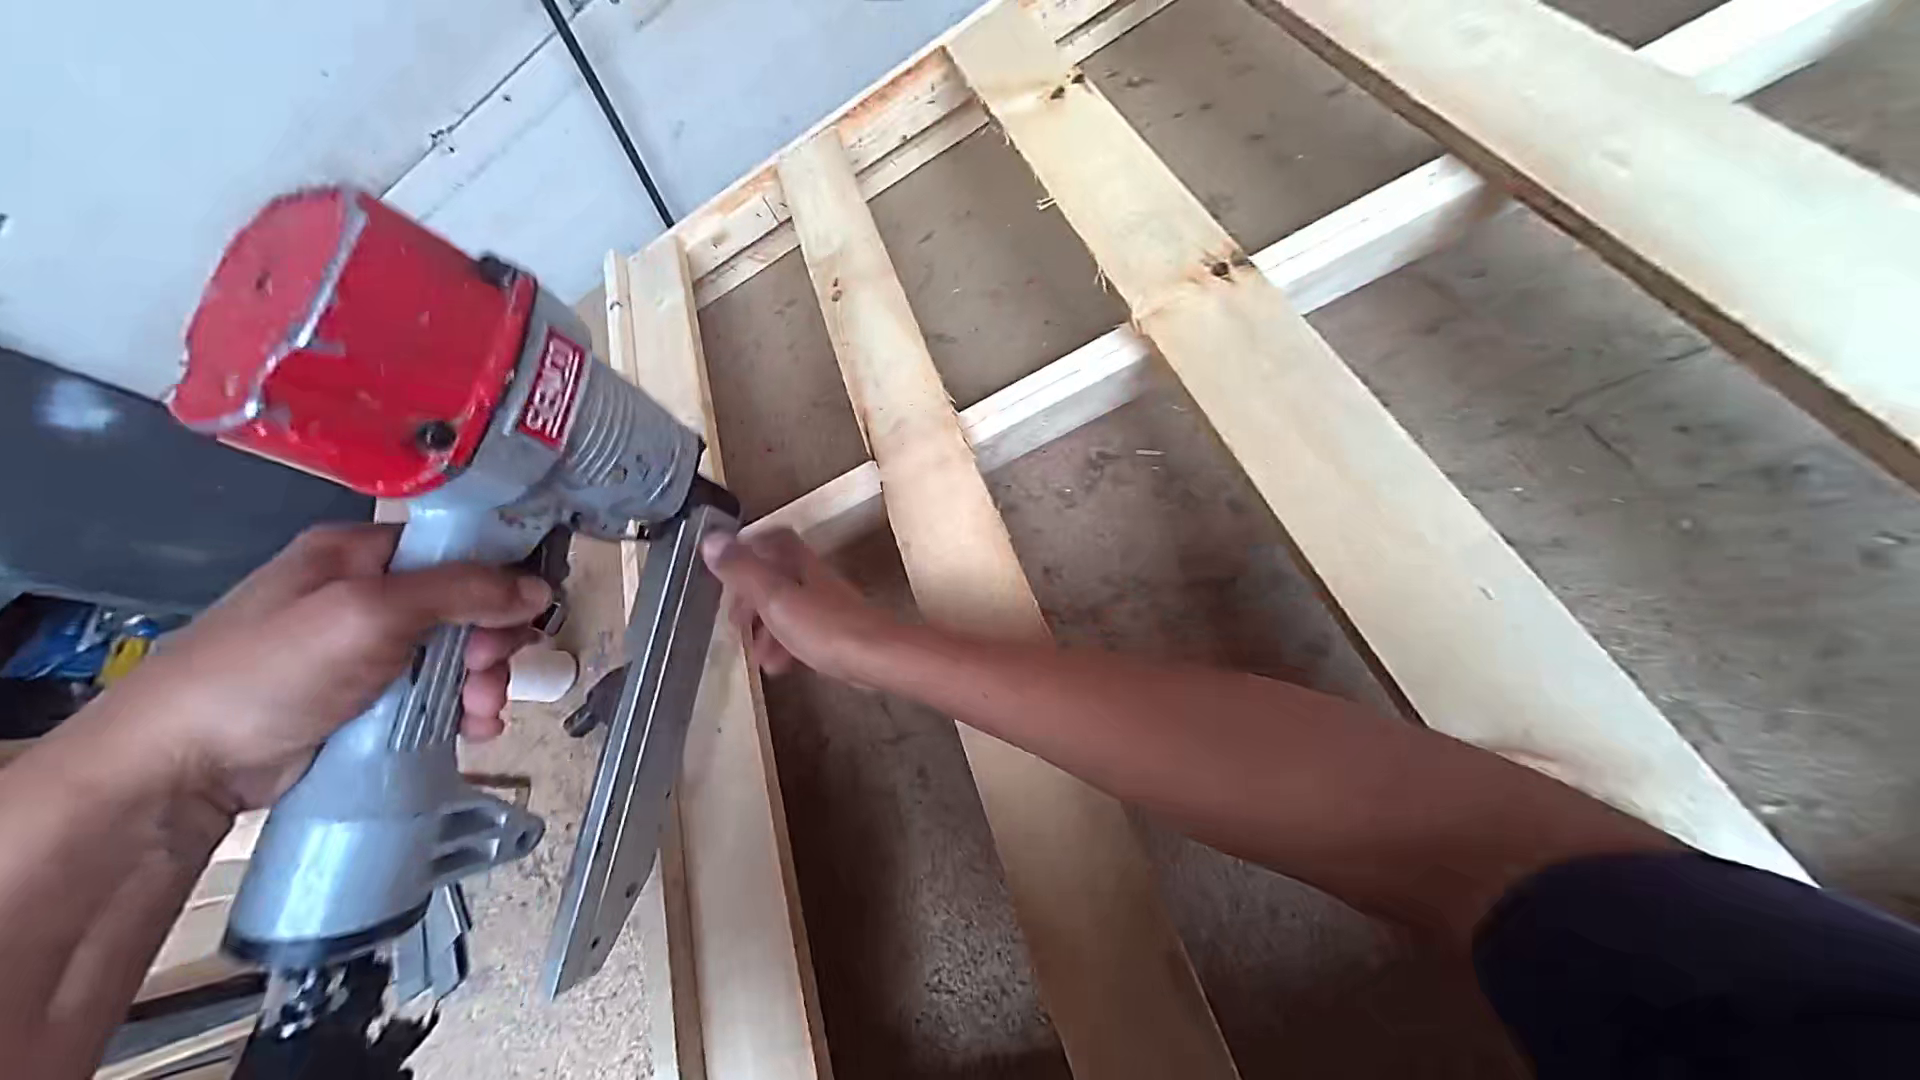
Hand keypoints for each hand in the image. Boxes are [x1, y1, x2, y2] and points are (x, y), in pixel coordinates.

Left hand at [88, 524, 551, 811]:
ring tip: (480, 711)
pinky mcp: (371, 695)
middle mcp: (368, 593)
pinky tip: (472, 727)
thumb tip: (540, 588)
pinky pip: (440, 690)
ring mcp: (368, 648)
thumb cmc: (269, 673)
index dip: (500, 574)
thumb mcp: (371, 614)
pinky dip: (464, 707)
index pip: (458, 546)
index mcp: (360, 553)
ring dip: (484, 680)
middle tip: (488, 668)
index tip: (522, 611)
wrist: (174, 772)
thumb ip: (464, 592)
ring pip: (460, 652)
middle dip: (492, 640)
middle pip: (468, 604)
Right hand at [701, 527, 896, 680]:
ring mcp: (829, 605)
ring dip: (767, 627)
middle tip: (736, 620)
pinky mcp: (839, 631)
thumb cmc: (825, 627)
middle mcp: (816, 579)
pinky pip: (804, 631)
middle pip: (777, 577)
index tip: (727, 570)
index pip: (774, 540)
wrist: (877, 658)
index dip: (748, 549)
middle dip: (751, 598)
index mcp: (799, 564)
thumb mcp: (774, 597)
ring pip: (789, 608)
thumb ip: (742, 570)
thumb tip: (712, 538)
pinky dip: (786, 644)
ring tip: (755, 653)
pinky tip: (780, 666)